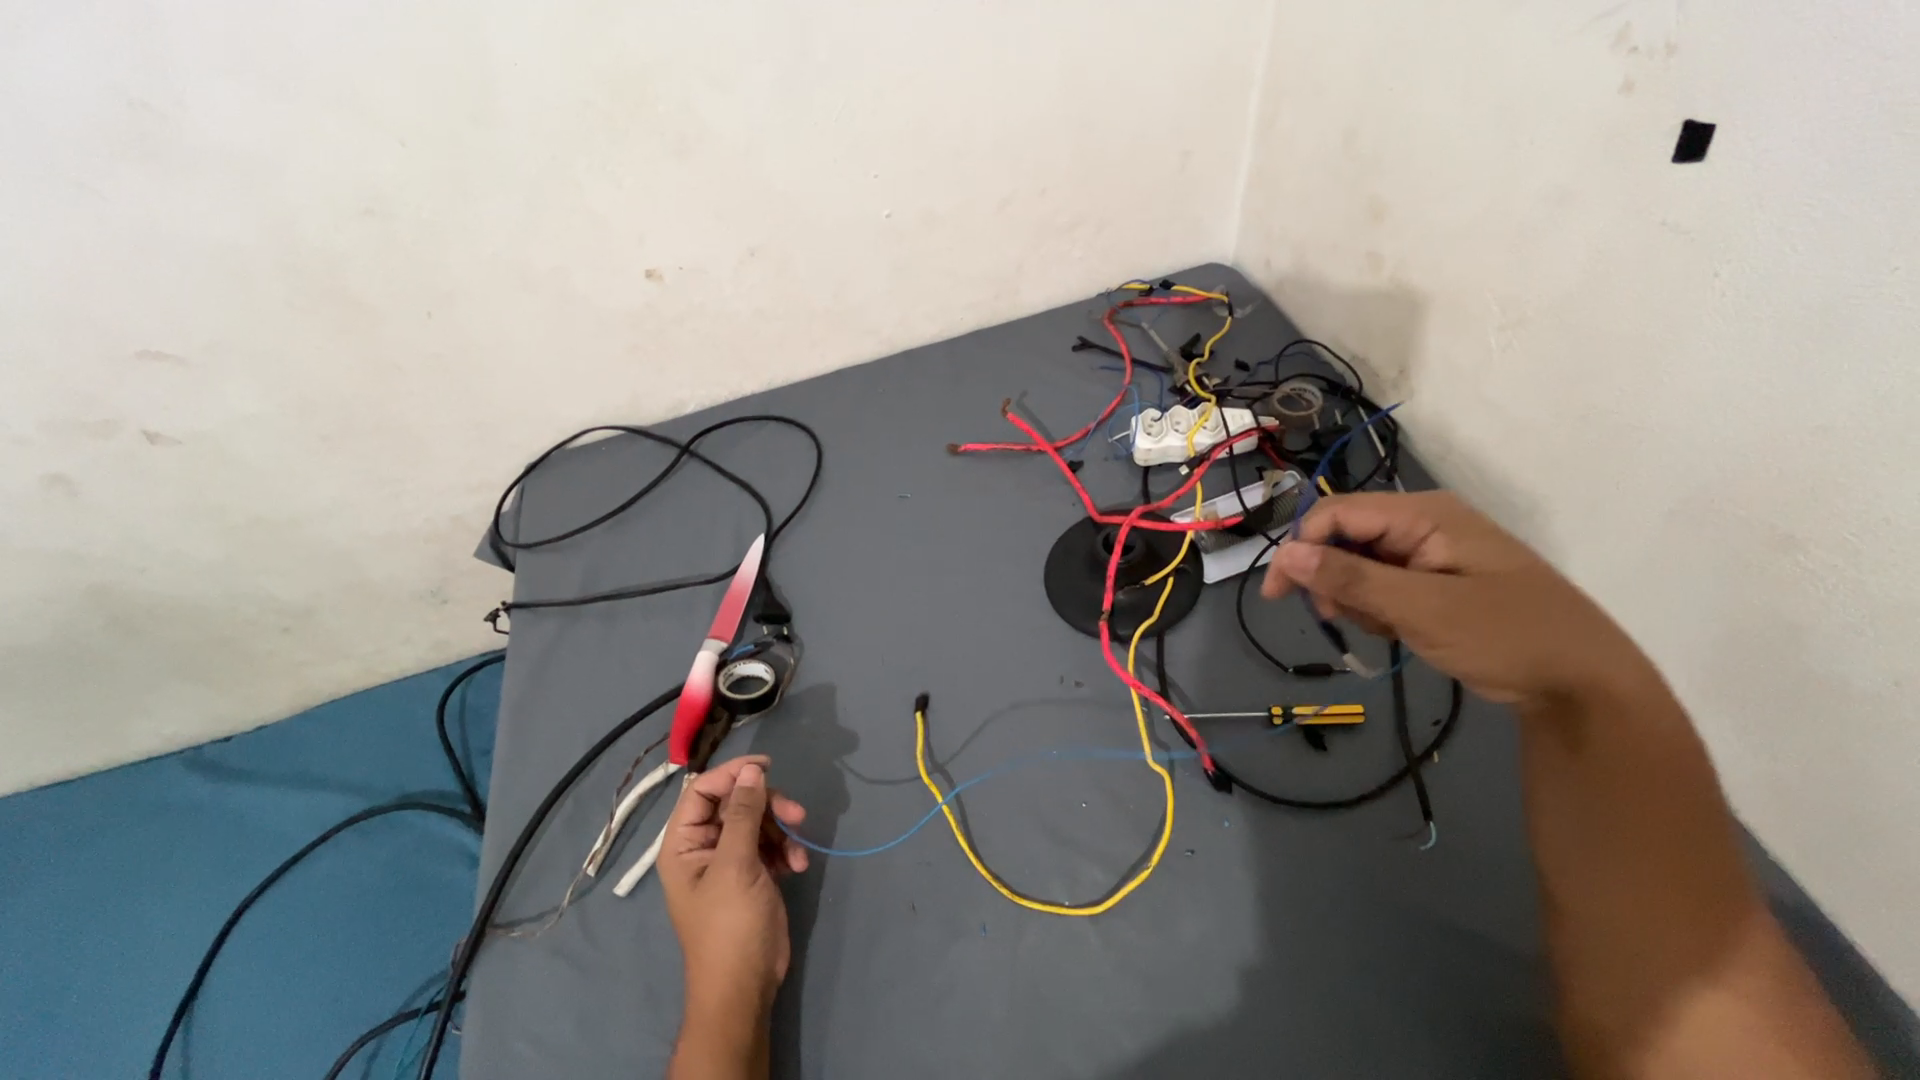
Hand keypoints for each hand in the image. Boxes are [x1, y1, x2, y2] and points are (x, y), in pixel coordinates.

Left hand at [658, 756, 808, 1017]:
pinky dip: (786, 850)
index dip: (733, 774)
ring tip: (798, 850)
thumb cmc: (730, 925)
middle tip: (796, 813)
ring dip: (782, 831)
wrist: (745, 985)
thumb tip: (751, 770)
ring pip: (758, 822)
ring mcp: (730, 861)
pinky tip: (797, 866)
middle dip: (768, 806)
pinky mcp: (754, 874)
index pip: (703, 791)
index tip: (767, 766)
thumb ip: (744, 813)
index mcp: (683, 843)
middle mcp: (703, 846)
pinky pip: (771, 844)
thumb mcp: (736, 864)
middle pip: (736, 803)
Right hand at [1261, 492, 1649, 706]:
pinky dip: (1377, 609)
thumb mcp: (1422, 608)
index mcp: (1425, 514)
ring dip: (1355, 598)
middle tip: (1338, 618)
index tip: (1277, 597)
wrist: (1581, 684)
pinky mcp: (1436, 581)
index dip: (1299, 549)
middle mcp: (1424, 523)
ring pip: (1359, 564)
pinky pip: (1383, 585)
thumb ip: (1350, 578)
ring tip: (1385, 629)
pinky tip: (1399, 631)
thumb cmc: (1506, 636)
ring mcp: (1432, 553)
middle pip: (1345, 537)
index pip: (1336, 514)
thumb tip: (1285, 554)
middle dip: (1331, 578)